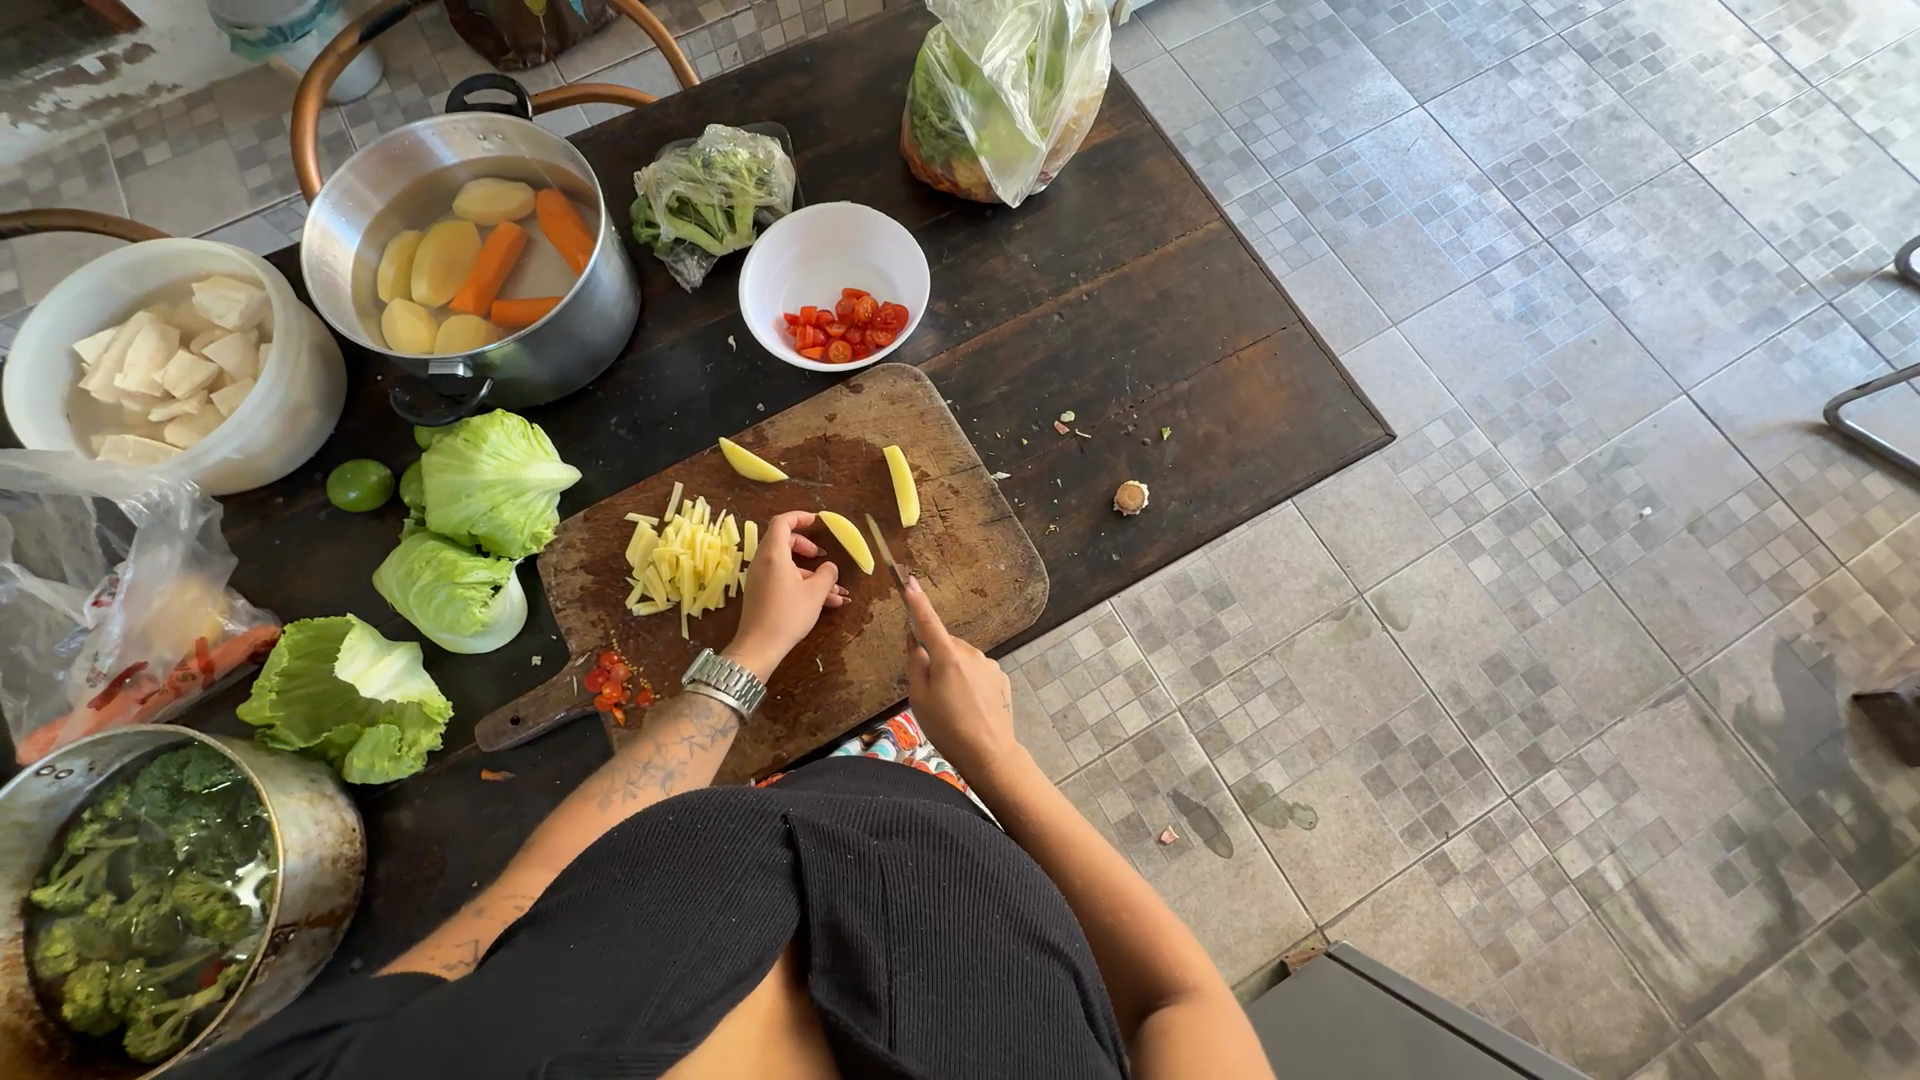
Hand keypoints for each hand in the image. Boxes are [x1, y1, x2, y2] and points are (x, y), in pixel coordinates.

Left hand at [725, 511, 849, 680]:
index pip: (782, 522)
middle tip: (821, 556)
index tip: (815, 521)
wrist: (759, 646)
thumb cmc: (787, 615)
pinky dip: (802, 585)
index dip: (799, 517)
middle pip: (783, 542)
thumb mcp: (815, 593)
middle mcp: (763, 562)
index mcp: (774, 554)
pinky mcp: (761, 593)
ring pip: (787, 565)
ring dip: (810, 573)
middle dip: (806, 546)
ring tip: (834, 591)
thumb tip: (830, 567)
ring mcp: (760, 578)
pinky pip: (783, 580)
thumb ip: (827, 574)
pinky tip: (825, 603)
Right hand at [902, 575, 1020, 776]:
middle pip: (946, 645)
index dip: (917, 602)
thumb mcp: (919, 698)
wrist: (989, 752)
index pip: (928, 622)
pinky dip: (970, 681)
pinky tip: (971, 706)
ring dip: (954, 671)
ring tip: (953, 705)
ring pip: (963, 659)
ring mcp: (989, 664)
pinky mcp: (1001, 676)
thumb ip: (916, 664)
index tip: (910, 582)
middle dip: (937, 659)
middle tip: (932, 692)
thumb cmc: (947, 728)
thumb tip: (915, 640)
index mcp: (947, 656)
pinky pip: (978, 671)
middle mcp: (971, 653)